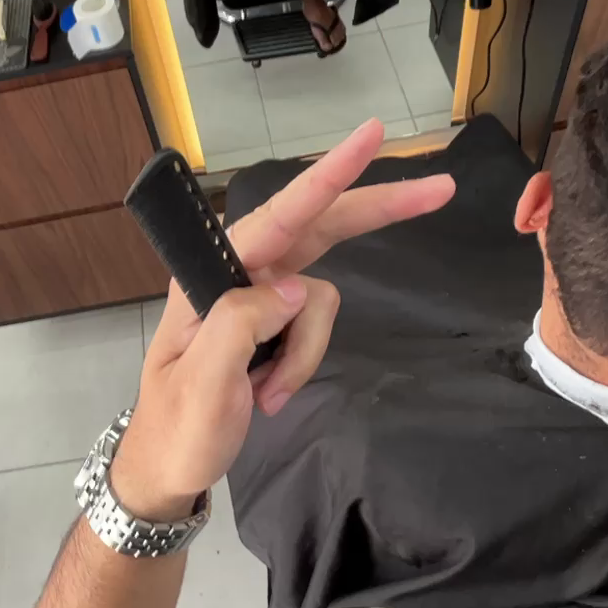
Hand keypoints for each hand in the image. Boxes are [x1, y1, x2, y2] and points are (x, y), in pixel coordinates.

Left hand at [110, 119, 454, 518]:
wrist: (169, 470)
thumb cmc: (176, 431)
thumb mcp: (203, 385)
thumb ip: (242, 323)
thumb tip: (296, 287)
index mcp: (208, 276)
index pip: (277, 216)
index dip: (327, 176)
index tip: (372, 136)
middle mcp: (236, 274)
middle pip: (317, 230)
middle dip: (374, 215)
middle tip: (438, 192)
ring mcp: (257, 299)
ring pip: (320, 299)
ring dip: (304, 353)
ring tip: (268, 393)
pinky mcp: (272, 325)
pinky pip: (313, 328)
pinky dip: (302, 363)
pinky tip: (271, 391)